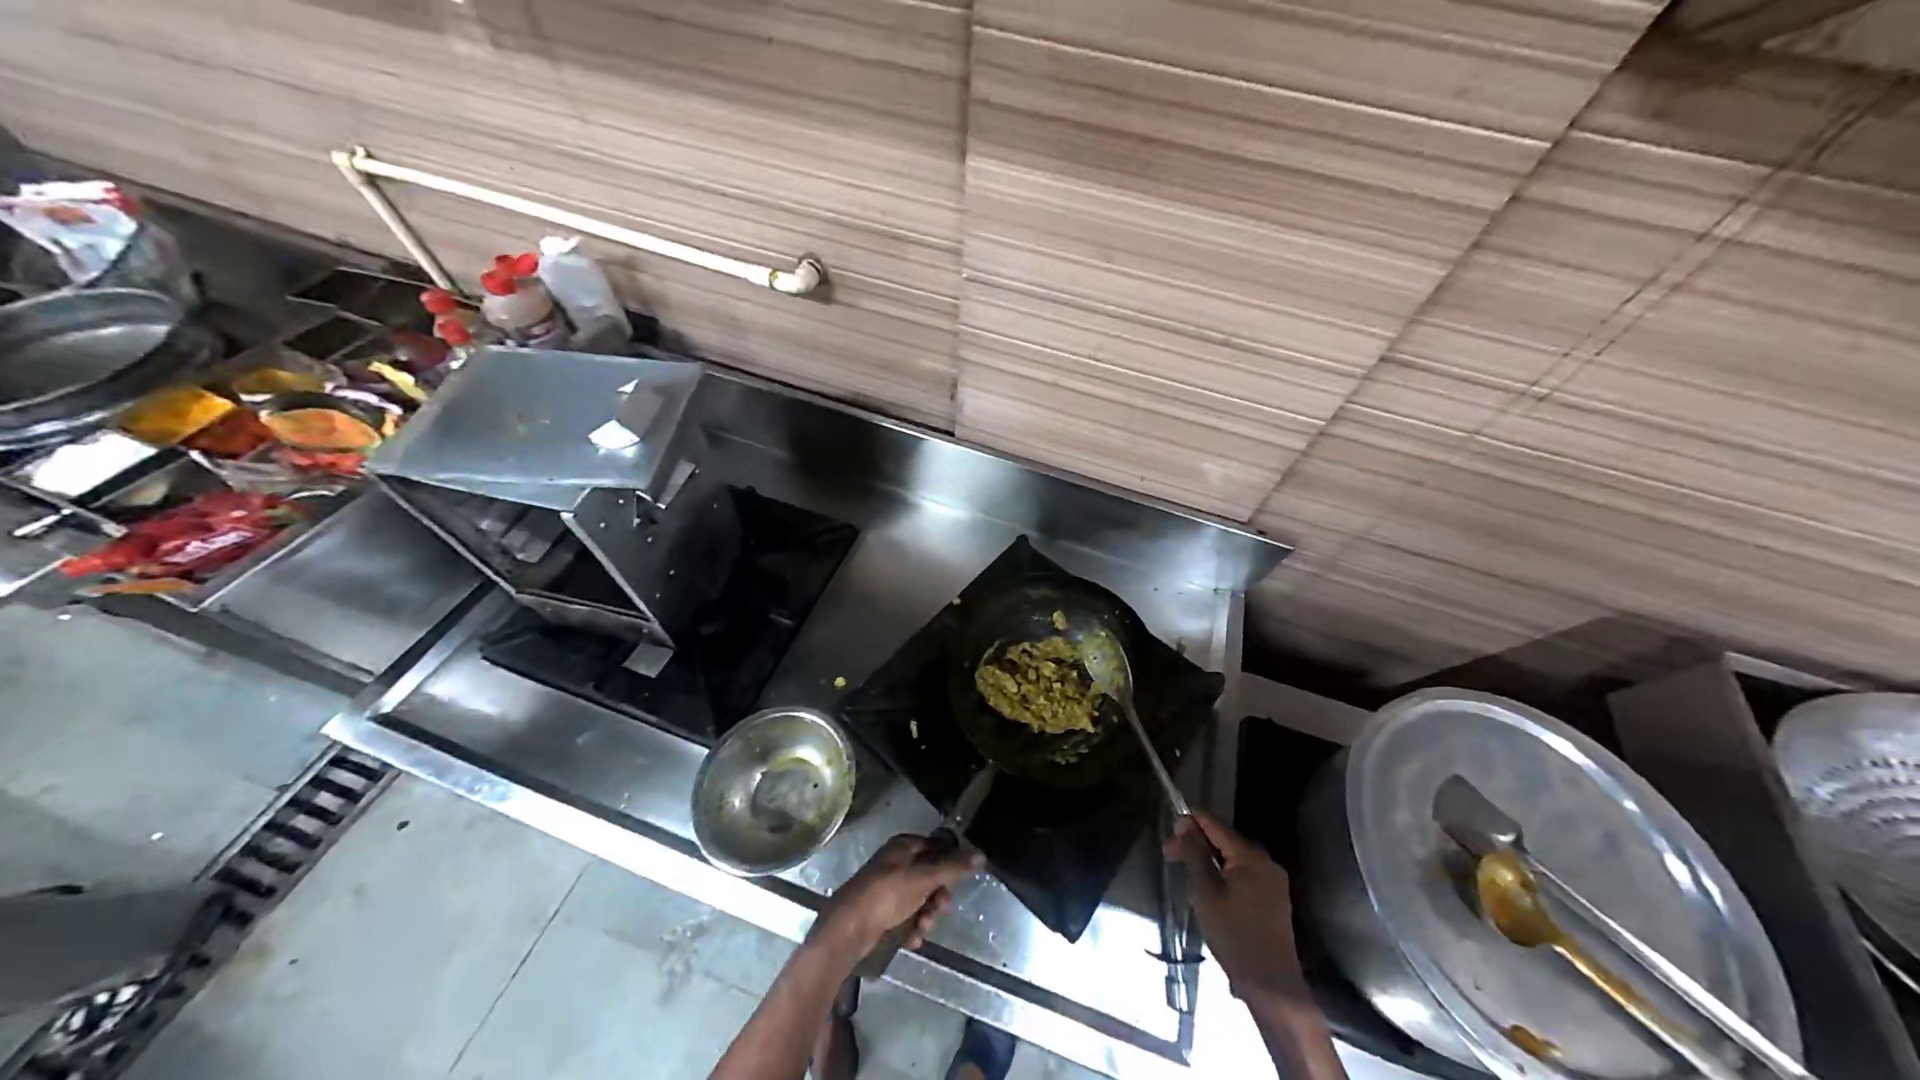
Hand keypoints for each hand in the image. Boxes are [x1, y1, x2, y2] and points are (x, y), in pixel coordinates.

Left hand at [811, 834, 981, 957]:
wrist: (850, 927)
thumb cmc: (888, 893)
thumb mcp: (924, 878)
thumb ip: (953, 868)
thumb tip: (981, 855)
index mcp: (902, 847)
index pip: (934, 847)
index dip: (948, 862)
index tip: (959, 880)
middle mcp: (895, 864)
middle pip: (928, 877)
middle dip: (937, 896)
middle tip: (941, 908)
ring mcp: (887, 889)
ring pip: (918, 900)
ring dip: (926, 916)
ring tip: (922, 928)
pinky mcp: (881, 912)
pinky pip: (905, 917)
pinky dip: (911, 927)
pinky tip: (912, 938)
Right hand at [1164, 809, 1305, 997]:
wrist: (1270, 983)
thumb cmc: (1233, 934)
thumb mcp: (1205, 891)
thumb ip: (1194, 853)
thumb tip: (1184, 821)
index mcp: (1250, 855)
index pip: (1213, 822)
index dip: (1187, 824)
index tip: (1168, 843)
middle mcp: (1265, 860)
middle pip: (1223, 838)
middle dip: (1195, 844)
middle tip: (1170, 860)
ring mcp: (1272, 879)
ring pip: (1232, 857)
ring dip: (1207, 860)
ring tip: (1188, 879)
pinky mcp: (1273, 896)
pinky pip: (1242, 873)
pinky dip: (1223, 874)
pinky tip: (1210, 891)